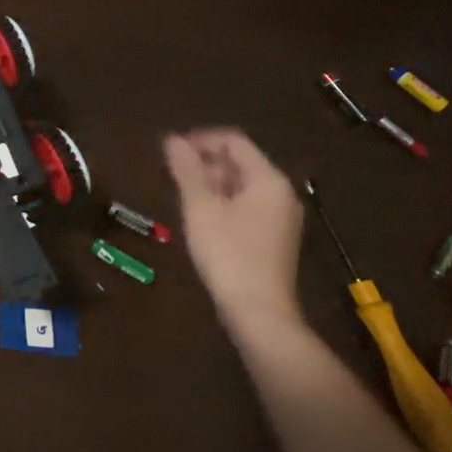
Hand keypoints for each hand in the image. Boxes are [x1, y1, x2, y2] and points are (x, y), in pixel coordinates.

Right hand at [164, 128, 304, 330]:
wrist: (258, 311)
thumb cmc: (228, 253)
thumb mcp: (200, 207)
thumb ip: (186, 170)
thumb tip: (171, 139)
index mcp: (268, 179)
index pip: (234, 141)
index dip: (200, 140)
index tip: (170, 151)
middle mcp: (280, 193)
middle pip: (240, 162)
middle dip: (205, 162)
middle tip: (172, 176)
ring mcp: (281, 217)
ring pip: (242, 185)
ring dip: (211, 183)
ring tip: (182, 196)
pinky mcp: (274, 237)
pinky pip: (247, 206)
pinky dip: (223, 202)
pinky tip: (201, 218)